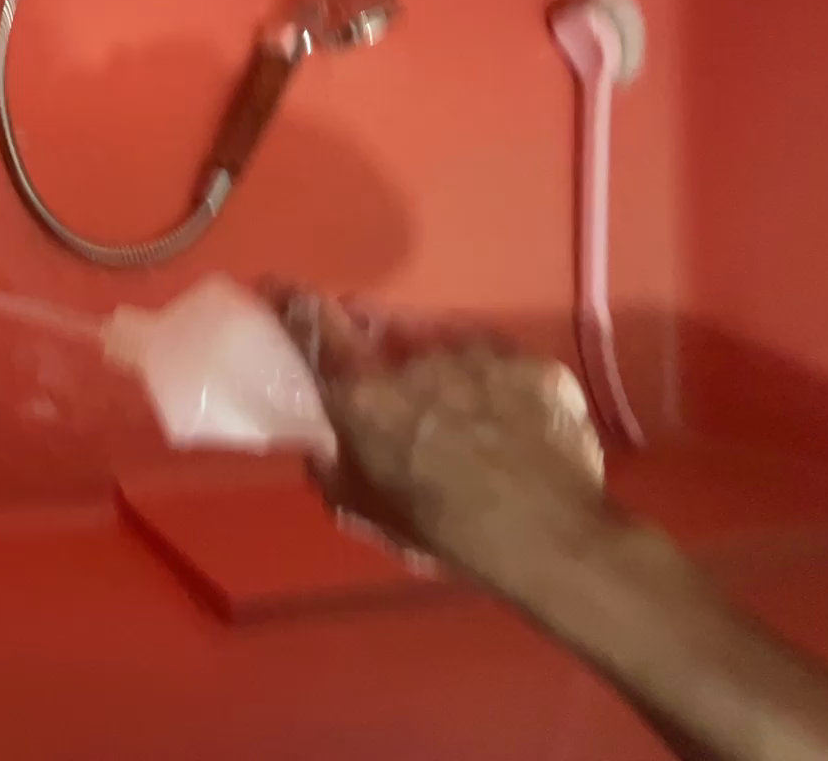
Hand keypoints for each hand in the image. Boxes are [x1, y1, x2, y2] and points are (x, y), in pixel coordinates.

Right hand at [269, 288, 607, 577]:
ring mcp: (477, 356)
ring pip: (441, 341)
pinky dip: (490, 377)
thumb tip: (325, 445)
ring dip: (434, 359)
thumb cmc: (440, 524)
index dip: (291, 302)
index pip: (315, 326)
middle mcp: (412, 359)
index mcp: (361, 391)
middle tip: (383, 364)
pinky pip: (497, 359)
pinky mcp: (531, 365)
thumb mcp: (361, 503)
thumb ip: (331, 464)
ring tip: (454, 397)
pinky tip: (502, 409)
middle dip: (373, 335)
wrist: (551, 541)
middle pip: (381, 326)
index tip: (276, 285)